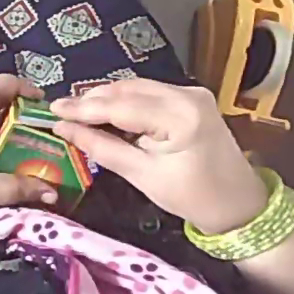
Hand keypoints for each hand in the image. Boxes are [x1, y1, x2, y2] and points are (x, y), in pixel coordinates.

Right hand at [50, 79, 267, 233]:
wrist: (240, 205)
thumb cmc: (193, 197)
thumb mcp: (142, 175)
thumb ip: (101, 147)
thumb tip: (63, 129)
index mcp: (180, 116)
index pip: (120, 106)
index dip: (83, 108)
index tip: (52, 109)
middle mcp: (187, 95)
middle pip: (126, 90)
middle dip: (91, 100)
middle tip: (60, 110)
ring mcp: (191, 93)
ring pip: (135, 87)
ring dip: (105, 98)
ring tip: (76, 111)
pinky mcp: (190, 98)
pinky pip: (147, 93)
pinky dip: (123, 100)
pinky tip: (104, 110)